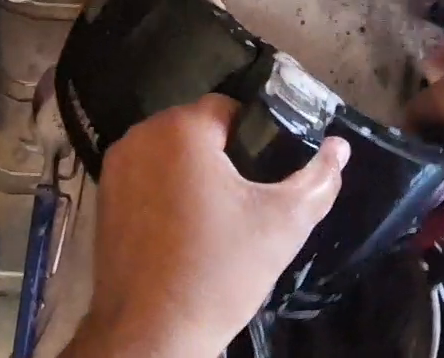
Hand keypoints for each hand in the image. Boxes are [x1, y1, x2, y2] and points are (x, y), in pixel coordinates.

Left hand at [63, 95, 348, 357]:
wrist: (150, 338)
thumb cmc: (217, 272)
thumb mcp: (281, 224)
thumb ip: (317, 180)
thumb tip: (340, 147)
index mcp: (181, 128)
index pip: (230, 109)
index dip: (256, 137)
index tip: (267, 175)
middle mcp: (142, 134)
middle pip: (198, 130)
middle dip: (225, 157)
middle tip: (247, 202)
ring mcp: (116, 165)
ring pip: (171, 154)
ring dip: (194, 174)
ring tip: (218, 218)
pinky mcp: (103, 196)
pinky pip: (147, 177)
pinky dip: (166, 193)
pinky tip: (184, 231)